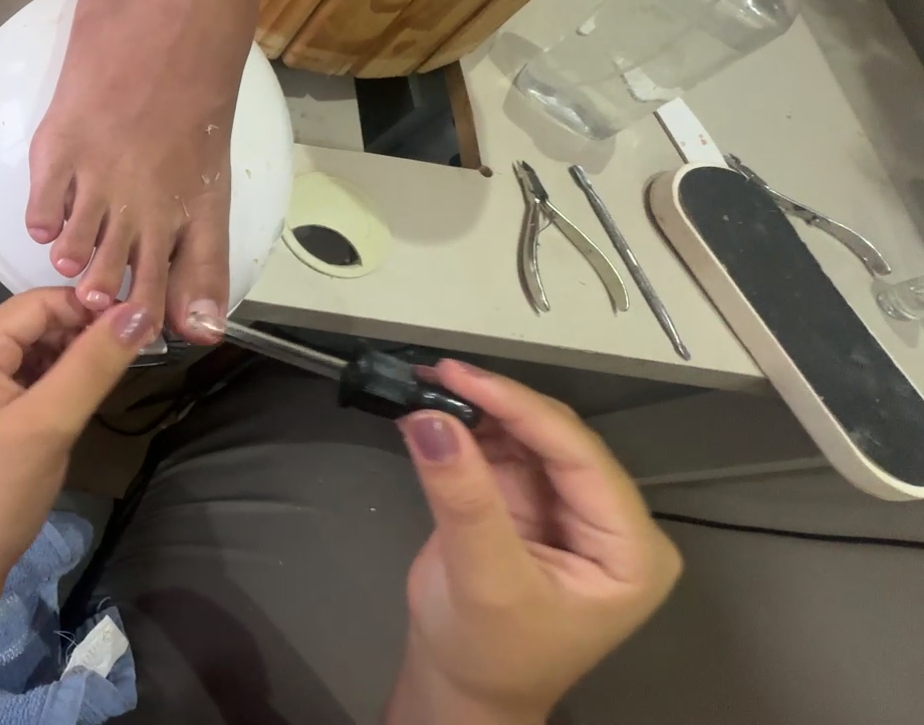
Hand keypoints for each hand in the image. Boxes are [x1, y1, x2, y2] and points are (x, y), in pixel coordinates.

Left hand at [0, 289, 153, 583]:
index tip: (140, 318)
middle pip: (38, 322)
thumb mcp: (50, 423)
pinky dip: (65, 377)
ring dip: (78, 354)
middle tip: (139, 344)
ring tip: (122, 365)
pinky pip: (36, 375)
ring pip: (40, 348)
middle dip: (85, 329)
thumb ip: (93, 365)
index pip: (38, 302)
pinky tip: (91, 389)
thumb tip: (138, 312)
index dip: (88, 305)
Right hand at [25, 0, 263, 342]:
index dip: (189, 308)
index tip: (180, 332)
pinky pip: (46, 205)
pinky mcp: (64, 137)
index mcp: (205, 185)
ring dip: (84, 267)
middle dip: (126, 301)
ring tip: (77, 273)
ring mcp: (106, 168)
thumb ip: (197, 165)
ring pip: (88, 250)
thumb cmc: (212, 31)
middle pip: (137, 274)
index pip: (200, 271)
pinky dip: (45, 220)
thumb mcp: (219, 109)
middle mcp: (157, 192)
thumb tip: (173, 193)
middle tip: (110, 309)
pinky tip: (47, 222)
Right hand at [389, 360, 682, 723]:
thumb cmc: (491, 647)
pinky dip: (462, 428)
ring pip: (523, 437)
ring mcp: (559, 508)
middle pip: (556, 439)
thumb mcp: (484, 577)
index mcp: (629, 547)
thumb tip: (428, 418)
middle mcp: (604, 519)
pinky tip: (431, 411)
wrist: (461, 680)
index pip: (580, 457)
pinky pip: (494, 451)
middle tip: (435, 374)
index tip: (457, 375)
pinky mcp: (516, 503)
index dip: (521, 408)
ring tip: (426, 385)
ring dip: (476, 410)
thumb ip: (462, 497)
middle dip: (497, 403)